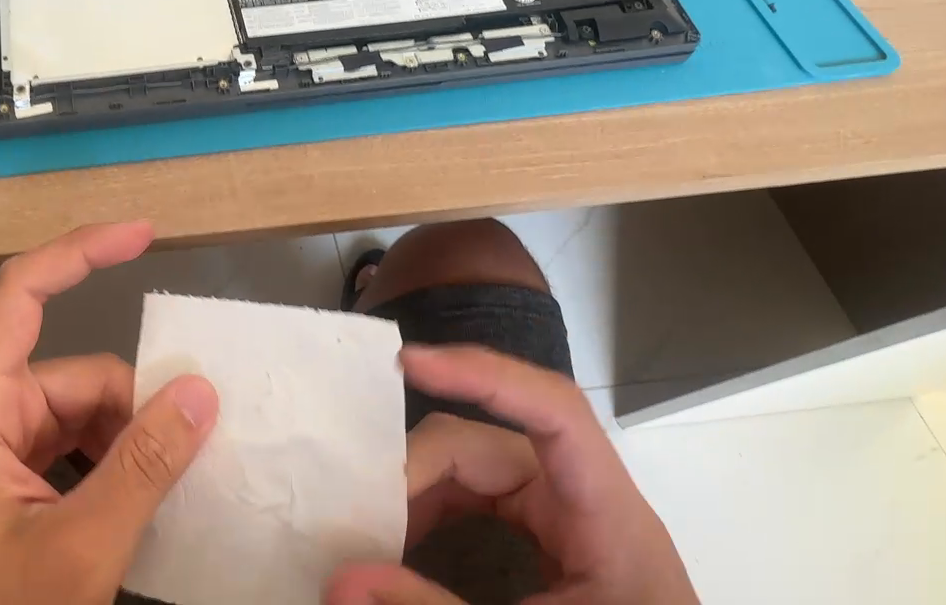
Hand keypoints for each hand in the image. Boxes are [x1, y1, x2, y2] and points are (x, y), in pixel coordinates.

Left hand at [0, 222, 220, 604]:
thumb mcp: (74, 552)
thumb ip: (141, 466)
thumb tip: (200, 389)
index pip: (24, 291)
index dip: (82, 249)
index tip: (144, 234)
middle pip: (77, 373)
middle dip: (135, 407)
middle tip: (191, 455)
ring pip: (82, 415)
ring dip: (127, 443)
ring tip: (169, 490)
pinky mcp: (4, 486)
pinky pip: (71, 450)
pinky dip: (110, 467)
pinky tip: (140, 506)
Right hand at [328, 346, 698, 604]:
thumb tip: (339, 584)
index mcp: (606, 514)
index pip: (552, 409)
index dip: (482, 375)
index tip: (407, 363)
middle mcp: (579, 494)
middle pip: (484, 442)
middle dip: (417, 466)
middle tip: (358, 505)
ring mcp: (560, 510)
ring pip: (472, 466)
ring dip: (417, 489)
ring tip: (369, 526)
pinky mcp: (545, 531)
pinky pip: (476, 496)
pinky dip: (432, 510)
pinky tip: (398, 538)